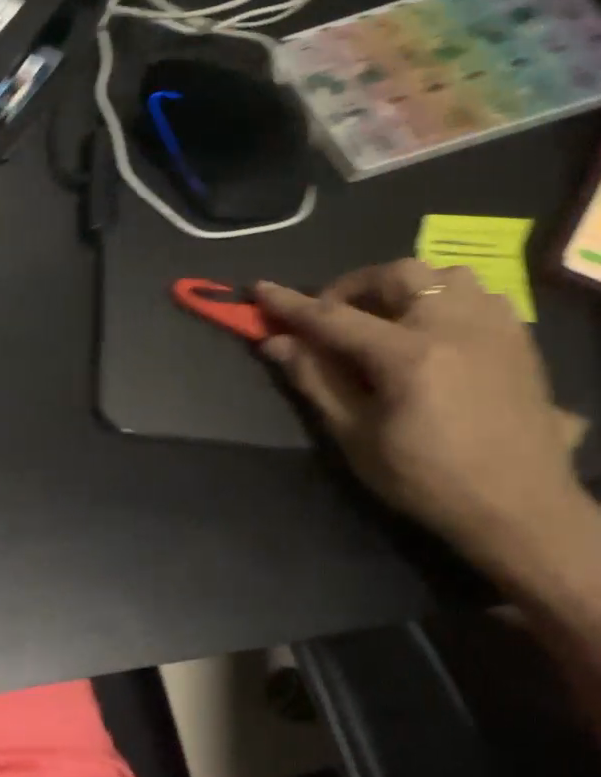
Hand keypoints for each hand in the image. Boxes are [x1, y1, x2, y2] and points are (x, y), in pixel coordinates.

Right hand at [254, 260, 586, 555]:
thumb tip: (276, 343)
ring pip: (443, 276)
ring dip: (402, 288)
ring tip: (381, 320)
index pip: (334, 317)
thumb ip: (315, 380)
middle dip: (352, 288)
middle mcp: (456, 327)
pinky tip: (425, 332)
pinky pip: (475, 294)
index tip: (258, 290)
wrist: (515, 501)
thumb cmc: (420, 476)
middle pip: (398, 275)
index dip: (290, 304)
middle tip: (328, 318)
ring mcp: (495, 327)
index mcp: (408, 356)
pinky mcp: (518, 338)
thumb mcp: (353, 434)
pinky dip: (439, 300)